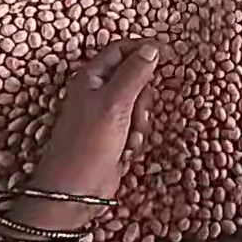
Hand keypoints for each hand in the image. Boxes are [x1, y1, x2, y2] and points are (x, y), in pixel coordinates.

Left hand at [28, 39, 159, 205]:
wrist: (74, 193)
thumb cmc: (87, 145)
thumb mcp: (115, 103)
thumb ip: (135, 73)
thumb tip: (152, 47)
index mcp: (91, 77)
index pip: (121, 49)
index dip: (143, 48)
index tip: (168, 52)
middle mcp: (98, 92)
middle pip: (134, 77)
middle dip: (143, 94)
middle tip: (140, 110)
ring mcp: (106, 114)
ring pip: (139, 102)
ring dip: (142, 118)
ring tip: (132, 134)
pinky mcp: (114, 134)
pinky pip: (137, 124)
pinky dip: (137, 135)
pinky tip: (128, 148)